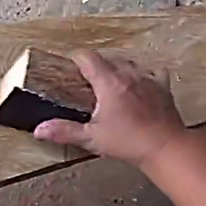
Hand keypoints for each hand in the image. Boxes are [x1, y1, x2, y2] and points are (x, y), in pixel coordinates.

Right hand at [32, 50, 189, 166]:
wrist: (166, 148)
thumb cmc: (131, 143)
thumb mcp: (93, 138)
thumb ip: (65, 131)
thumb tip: (40, 130)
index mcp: (109, 83)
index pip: (88, 57)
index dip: (77, 59)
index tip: (72, 66)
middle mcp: (130, 76)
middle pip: (109, 58)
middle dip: (97, 66)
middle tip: (89, 81)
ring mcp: (149, 80)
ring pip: (131, 64)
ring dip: (120, 69)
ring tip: (112, 84)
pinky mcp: (163, 88)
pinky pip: (154, 73)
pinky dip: (145, 76)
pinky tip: (142, 86)